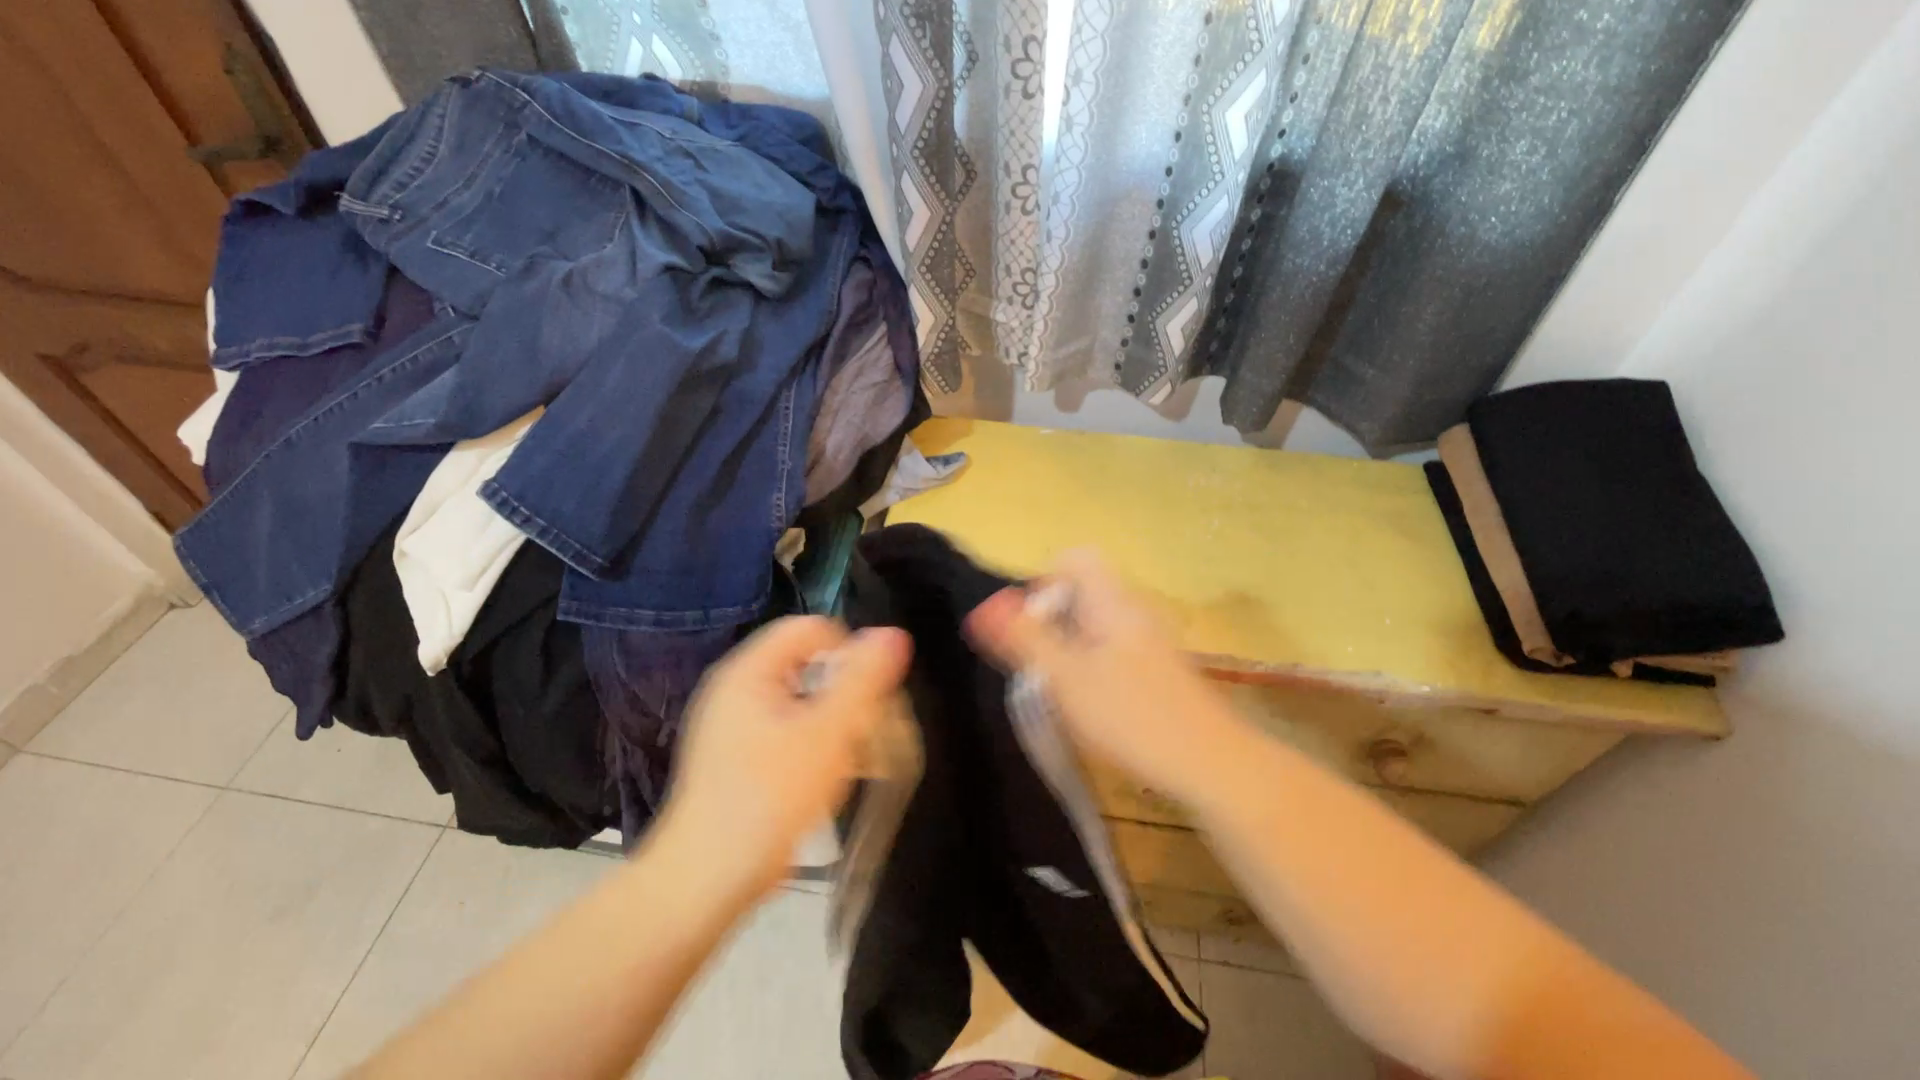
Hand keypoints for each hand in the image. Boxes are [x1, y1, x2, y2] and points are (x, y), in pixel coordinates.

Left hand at [654, 616, 911, 900]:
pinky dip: (814, 751)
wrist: (708, 878)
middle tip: (868, 736)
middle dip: (847, 696)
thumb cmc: (770, 796)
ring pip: (803, 705)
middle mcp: (736, 691)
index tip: (871, 696)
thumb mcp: (829, 732)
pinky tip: (827, 786)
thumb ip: (864, 679)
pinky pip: (788, 737)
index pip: (811, 627)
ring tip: (853, 766)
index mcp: (749, 671)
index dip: (849, 651)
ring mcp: (732, 729)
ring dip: (836, 728)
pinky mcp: (737, 764)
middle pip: (809, 666)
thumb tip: (893, 634)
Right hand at [965, 549, 1245, 805]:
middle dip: (1049, 624)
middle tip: (1038, 667)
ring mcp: (1150, 642)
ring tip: (1059, 692)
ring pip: (1093, 627)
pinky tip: (1092, 709)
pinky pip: (1111, 652)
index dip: (1043, 584)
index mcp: (1113, 602)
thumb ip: (1024, 639)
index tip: (1029, 627)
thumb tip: (984, 605)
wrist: (1210, 764)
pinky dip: (1091, 671)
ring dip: (1067, 652)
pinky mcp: (1158, 672)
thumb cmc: (1133, 716)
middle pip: (1080, 594)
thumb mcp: (1067, 678)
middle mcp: (1134, 612)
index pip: (1074, 559)